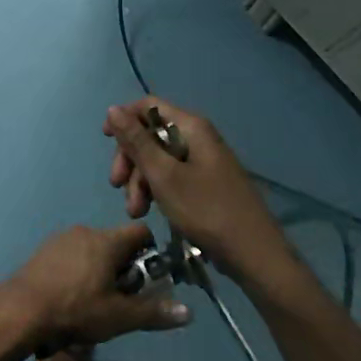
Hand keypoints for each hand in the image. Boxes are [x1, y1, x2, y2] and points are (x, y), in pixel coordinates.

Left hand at [5, 224, 191, 351]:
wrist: (21, 310)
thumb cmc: (76, 309)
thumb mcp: (119, 317)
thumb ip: (153, 312)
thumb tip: (188, 312)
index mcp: (108, 240)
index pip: (141, 232)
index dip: (150, 252)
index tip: (148, 277)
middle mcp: (86, 231)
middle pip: (115, 243)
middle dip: (122, 268)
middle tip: (120, 299)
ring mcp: (62, 238)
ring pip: (92, 250)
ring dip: (98, 270)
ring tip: (92, 303)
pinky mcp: (44, 250)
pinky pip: (70, 256)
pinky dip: (76, 272)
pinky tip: (68, 299)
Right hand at [103, 97, 291, 281]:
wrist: (254, 254)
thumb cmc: (207, 210)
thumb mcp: (164, 176)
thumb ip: (137, 142)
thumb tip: (113, 108)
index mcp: (191, 127)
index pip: (149, 106)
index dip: (124, 118)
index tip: (105, 141)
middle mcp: (198, 137)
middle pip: (152, 134)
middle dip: (131, 159)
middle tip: (116, 187)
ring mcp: (203, 161)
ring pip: (159, 159)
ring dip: (141, 181)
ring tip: (135, 212)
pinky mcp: (206, 183)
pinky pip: (173, 176)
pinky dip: (157, 190)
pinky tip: (150, 212)